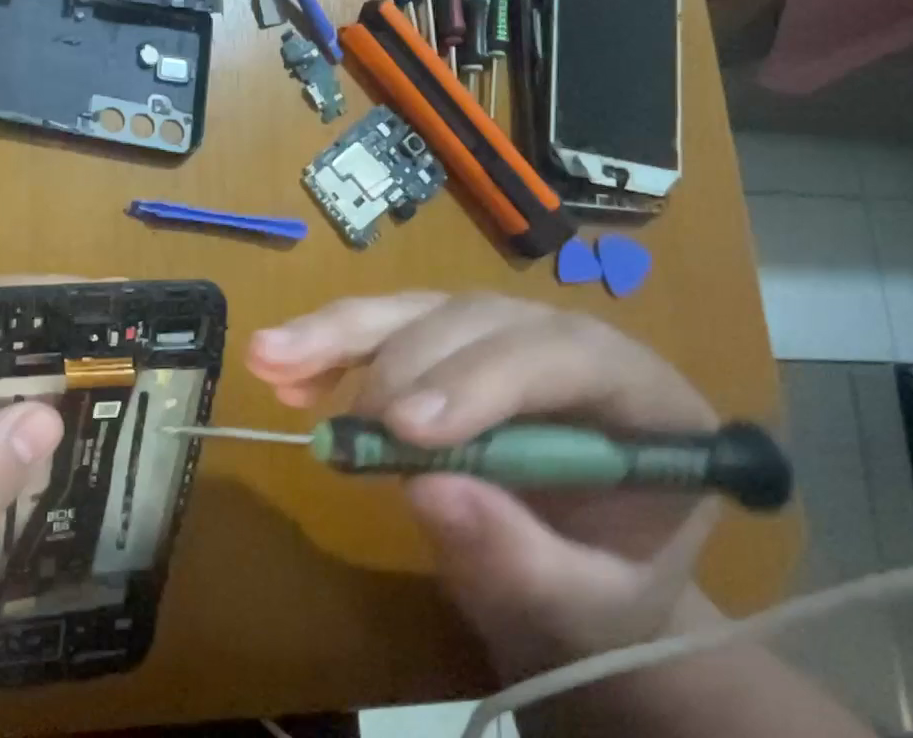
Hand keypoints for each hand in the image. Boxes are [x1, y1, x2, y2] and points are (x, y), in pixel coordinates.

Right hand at [249, 293, 720, 678]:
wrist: (564, 587)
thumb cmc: (590, 597)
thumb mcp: (575, 602)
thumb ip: (519, 556)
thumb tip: (428, 490)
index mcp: (646, 402)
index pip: (566, 356)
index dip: (483, 378)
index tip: (406, 430)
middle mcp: (569, 348)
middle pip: (478, 320)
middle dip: (402, 361)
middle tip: (345, 426)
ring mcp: (496, 340)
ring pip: (416, 310)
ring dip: (338, 332)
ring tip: (267, 357)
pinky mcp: (438, 347)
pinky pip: (377, 329)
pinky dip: (325, 347)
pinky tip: (281, 372)